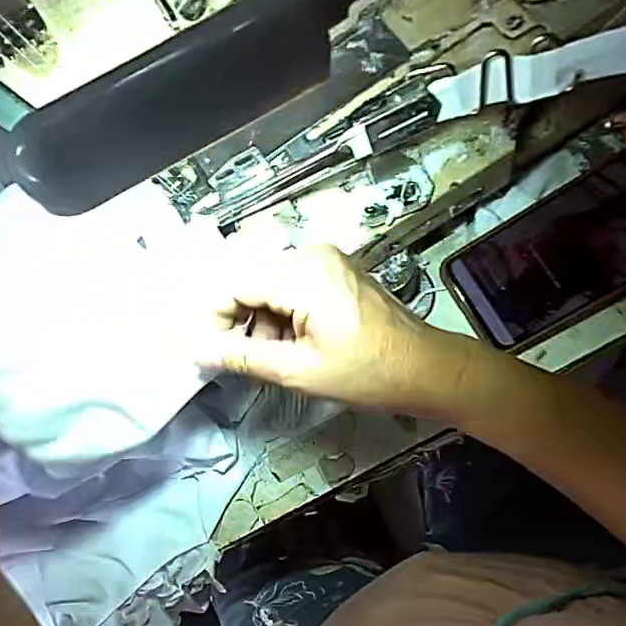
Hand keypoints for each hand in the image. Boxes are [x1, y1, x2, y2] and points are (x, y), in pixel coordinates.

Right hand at [194, 244, 482, 417]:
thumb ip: (243, 357)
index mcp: (301, 273)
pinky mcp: (334, 270)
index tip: (214, 351)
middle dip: (242, 320)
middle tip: (247, 357)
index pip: (234, 285)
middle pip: (250, 280)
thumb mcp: (298, 370)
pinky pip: (291, 284)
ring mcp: (325, 259)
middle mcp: (310, 254)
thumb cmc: (367, 372)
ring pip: (269, 284)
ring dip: (263, 320)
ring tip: (279, 356)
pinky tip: (295, 343)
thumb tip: (200, 353)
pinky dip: (283, 313)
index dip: (217, 319)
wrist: (424, 367)